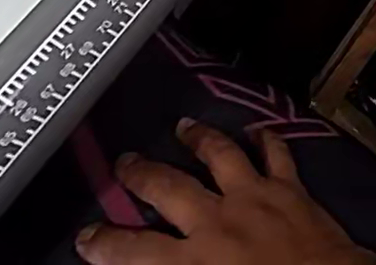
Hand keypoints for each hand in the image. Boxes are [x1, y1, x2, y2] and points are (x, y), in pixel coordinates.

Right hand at [75, 118, 375, 264]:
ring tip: (185, 125)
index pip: (133, 252)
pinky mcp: (289, 184)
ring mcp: (256, 194)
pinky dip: (266, 137)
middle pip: (171, 189)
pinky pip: (276, 152)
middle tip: (126, 159)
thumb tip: (154, 263)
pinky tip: (257, 127)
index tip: (86, 234)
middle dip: (143, 174)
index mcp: (191, 261)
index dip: (105, 243)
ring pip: (221, 155)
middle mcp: (218, 219)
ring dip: (201, 138)